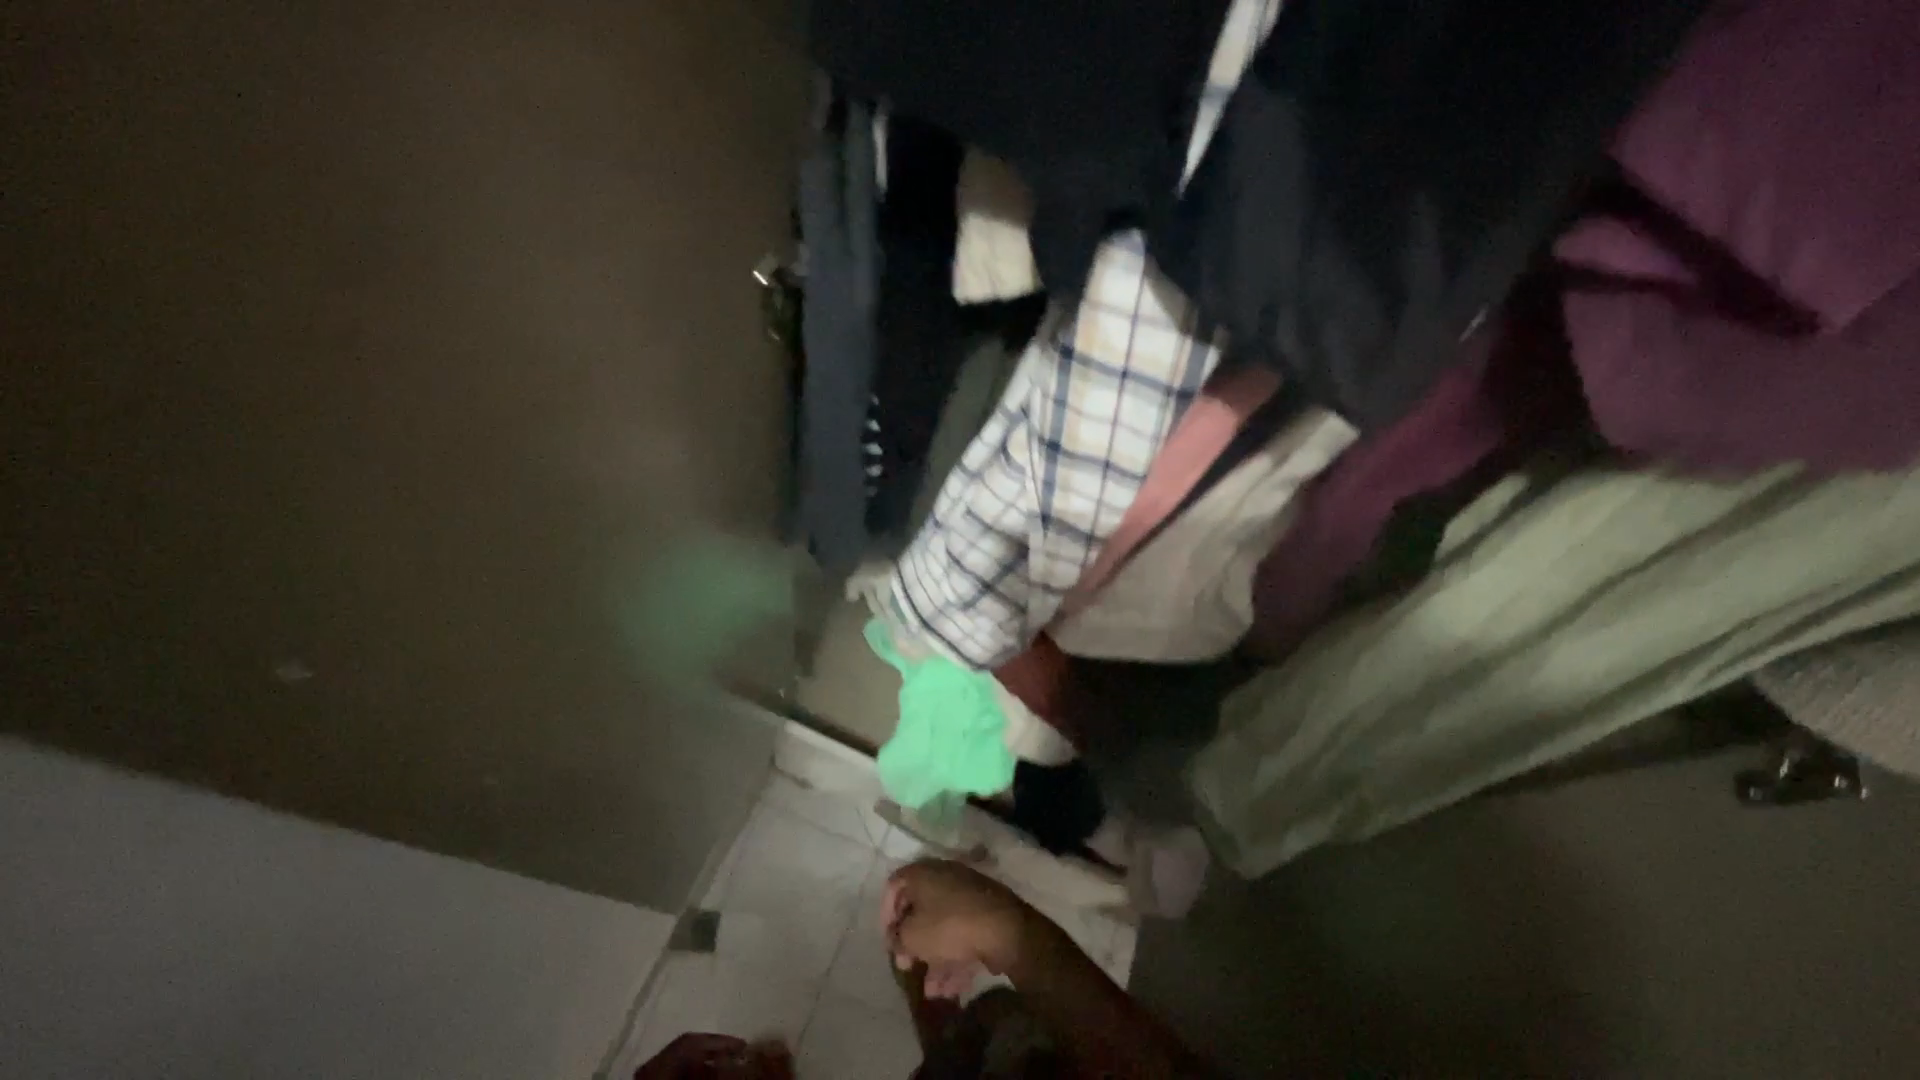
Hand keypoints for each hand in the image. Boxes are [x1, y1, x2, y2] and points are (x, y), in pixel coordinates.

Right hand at [882, 858, 1034, 997]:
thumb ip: (897, 938)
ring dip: (935, 960)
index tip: (888, 939)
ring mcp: (969, 896)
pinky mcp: (987, 915)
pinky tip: (951, 990)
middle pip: (922, 910)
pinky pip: (964, 935)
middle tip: (906, 966)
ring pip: (944, 928)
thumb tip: (896, 939)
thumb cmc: (948, 926)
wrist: (1004, 929)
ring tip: (932, 993)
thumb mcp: (912, 936)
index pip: (895, 885)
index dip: (886, 912)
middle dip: (913, 943)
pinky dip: (956, 959)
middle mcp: (945, 878)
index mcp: (924, 873)